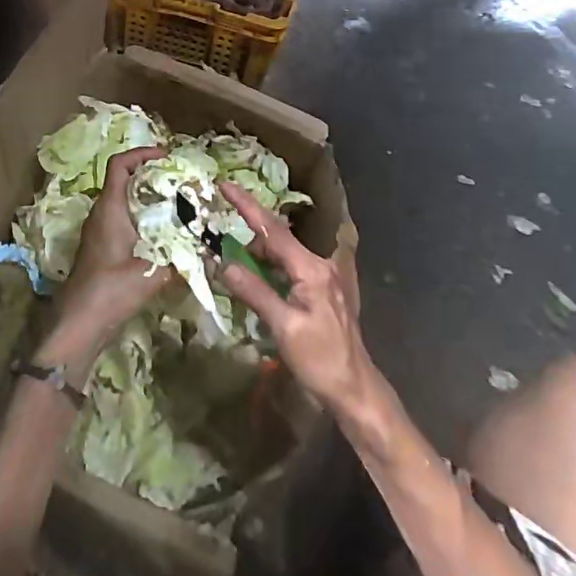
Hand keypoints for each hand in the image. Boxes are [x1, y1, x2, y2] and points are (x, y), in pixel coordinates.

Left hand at [37, 146, 172, 376]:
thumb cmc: (111, 289)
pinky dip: (144, 218)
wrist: (80, 320)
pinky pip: (125, 218)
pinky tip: (166, 233)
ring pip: (126, 200)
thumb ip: (182, 257)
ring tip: (180, 204)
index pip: (120, 164)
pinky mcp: (103, 245)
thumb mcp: (152, 272)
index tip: (167, 157)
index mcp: (110, 207)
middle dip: (153, 176)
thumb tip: (211, 248)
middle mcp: (102, 212)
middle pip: (125, 179)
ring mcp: (100, 229)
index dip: (142, 154)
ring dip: (150, 198)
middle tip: (183, 182)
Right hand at [216, 181, 375, 411]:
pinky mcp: (322, 291)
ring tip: (233, 258)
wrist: (354, 390)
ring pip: (283, 254)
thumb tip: (222, 263)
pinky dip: (269, 267)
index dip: (247, 206)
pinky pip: (290, 268)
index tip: (224, 184)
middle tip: (221, 232)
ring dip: (258, 253)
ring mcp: (324, 278)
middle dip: (248, 232)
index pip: (273, 231)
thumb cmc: (321, 360)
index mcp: (312, 270)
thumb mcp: (283, 326)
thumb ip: (254, 291)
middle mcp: (321, 265)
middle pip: (277, 239)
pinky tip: (255, 276)